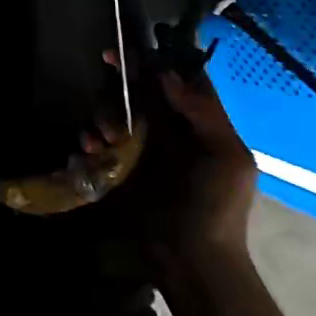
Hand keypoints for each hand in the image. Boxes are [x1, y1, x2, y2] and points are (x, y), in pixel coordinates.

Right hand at [89, 52, 255, 271]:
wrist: (193, 261)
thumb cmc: (217, 207)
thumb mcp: (229, 157)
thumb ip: (205, 111)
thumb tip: (166, 72)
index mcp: (190, 119)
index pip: (169, 76)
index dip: (148, 59)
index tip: (121, 53)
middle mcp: (162, 127)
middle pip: (132, 90)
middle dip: (117, 92)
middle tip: (114, 111)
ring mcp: (136, 148)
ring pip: (109, 113)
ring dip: (100, 118)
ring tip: (102, 141)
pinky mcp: (114, 170)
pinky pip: (93, 143)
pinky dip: (87, 142)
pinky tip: (90, 152)